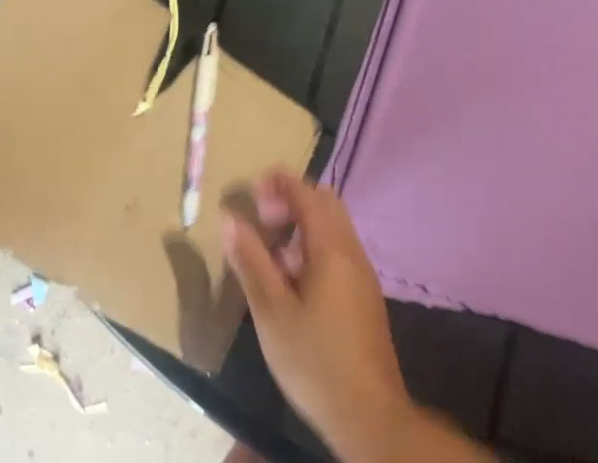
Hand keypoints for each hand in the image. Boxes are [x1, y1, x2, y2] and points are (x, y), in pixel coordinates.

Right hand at [223, 172, 495, 462]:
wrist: (367, 414)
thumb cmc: (314, 359)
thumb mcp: (271, 311)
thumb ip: (251, 260)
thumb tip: (230, 217)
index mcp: (332, 249)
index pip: (308, 194)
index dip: (278, 184)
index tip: (249, 192)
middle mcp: (352, 253)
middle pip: (325, 204)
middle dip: (291, 199)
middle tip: (259, 216)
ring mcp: (362, 275)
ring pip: (333, 228)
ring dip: (301, 223)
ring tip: (267, 246)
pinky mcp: (363, 296)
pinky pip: (337, 251)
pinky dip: (311, 245)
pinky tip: (289, 277)